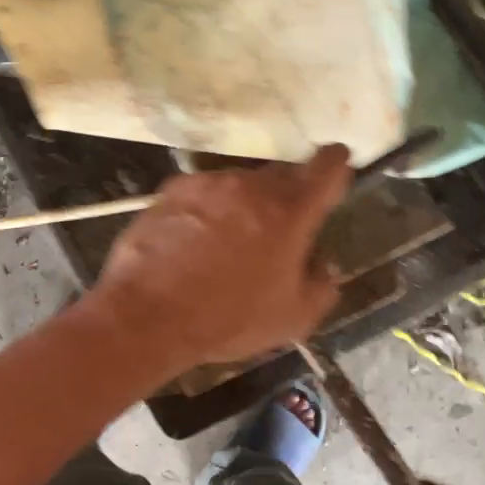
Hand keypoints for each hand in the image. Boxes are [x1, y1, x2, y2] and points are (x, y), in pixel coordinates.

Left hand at [82, 146, 351, 374]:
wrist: (147, 313)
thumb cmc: (227, 319)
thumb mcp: (292, 318)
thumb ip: (319, 286)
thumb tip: (322, 265)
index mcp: (288, 211)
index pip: (325, 167)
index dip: (335, 164)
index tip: (337, 164)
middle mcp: (247, 186)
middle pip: (278, 176)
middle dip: (285, 197)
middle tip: (277, 230)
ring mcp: (204, 185)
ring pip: (236, 186)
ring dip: (241, 206)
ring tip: (228, 245)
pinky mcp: (167, 192)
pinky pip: (200, 195)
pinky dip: (204, 211)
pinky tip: (193, 242)